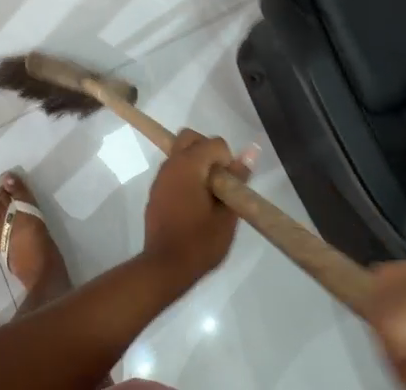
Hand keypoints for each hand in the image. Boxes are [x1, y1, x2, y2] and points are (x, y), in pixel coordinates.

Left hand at [141, 129, 249, 283]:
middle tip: (221, 180)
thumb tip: (250, 153)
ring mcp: (160, 177)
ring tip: (210, 194)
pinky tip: (194, 204)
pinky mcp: (155, 191)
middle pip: (191, 138)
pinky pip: (173, 170)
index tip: (230, 185)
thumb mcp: (227, 214)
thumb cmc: (200, 242)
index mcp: (188, 165)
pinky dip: (186, 176)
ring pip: (180, 152)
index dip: (228, 160)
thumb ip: (237, 180)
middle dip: (209, 151)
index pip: (214, 143)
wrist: (165, 267)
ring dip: (197, 163)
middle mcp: (171, 164)